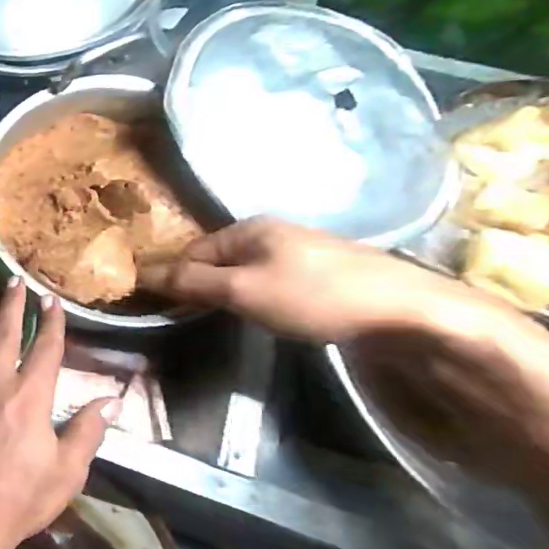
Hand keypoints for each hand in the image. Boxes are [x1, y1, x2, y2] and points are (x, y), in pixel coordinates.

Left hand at [0, 278, 118, 548]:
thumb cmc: (18, 498)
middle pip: (4, 333)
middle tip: (14, 281)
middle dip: (12, 303)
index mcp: (30, 397)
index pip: (45, 348)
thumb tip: (110, 401)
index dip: (51, 321)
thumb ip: (86, 432)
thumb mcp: (66, 472)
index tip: (52, 300)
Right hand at [137, 217, 508, 341]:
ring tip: (235, 321)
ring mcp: (301, 251)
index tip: (168, 311)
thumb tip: (140, 273)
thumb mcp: (241, 291)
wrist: (409, 312)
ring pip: (245, 273)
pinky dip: (261, 299)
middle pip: (217, 261)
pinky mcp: (324, 273)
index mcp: (249, 227)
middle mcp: (273, 231)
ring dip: (232, 296)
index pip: (191, 251)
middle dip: (203, 288)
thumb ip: (189, 282)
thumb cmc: (315, 297)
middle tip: (199, 320)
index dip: (174, 279)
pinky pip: (273, 282)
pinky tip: (273, 317)